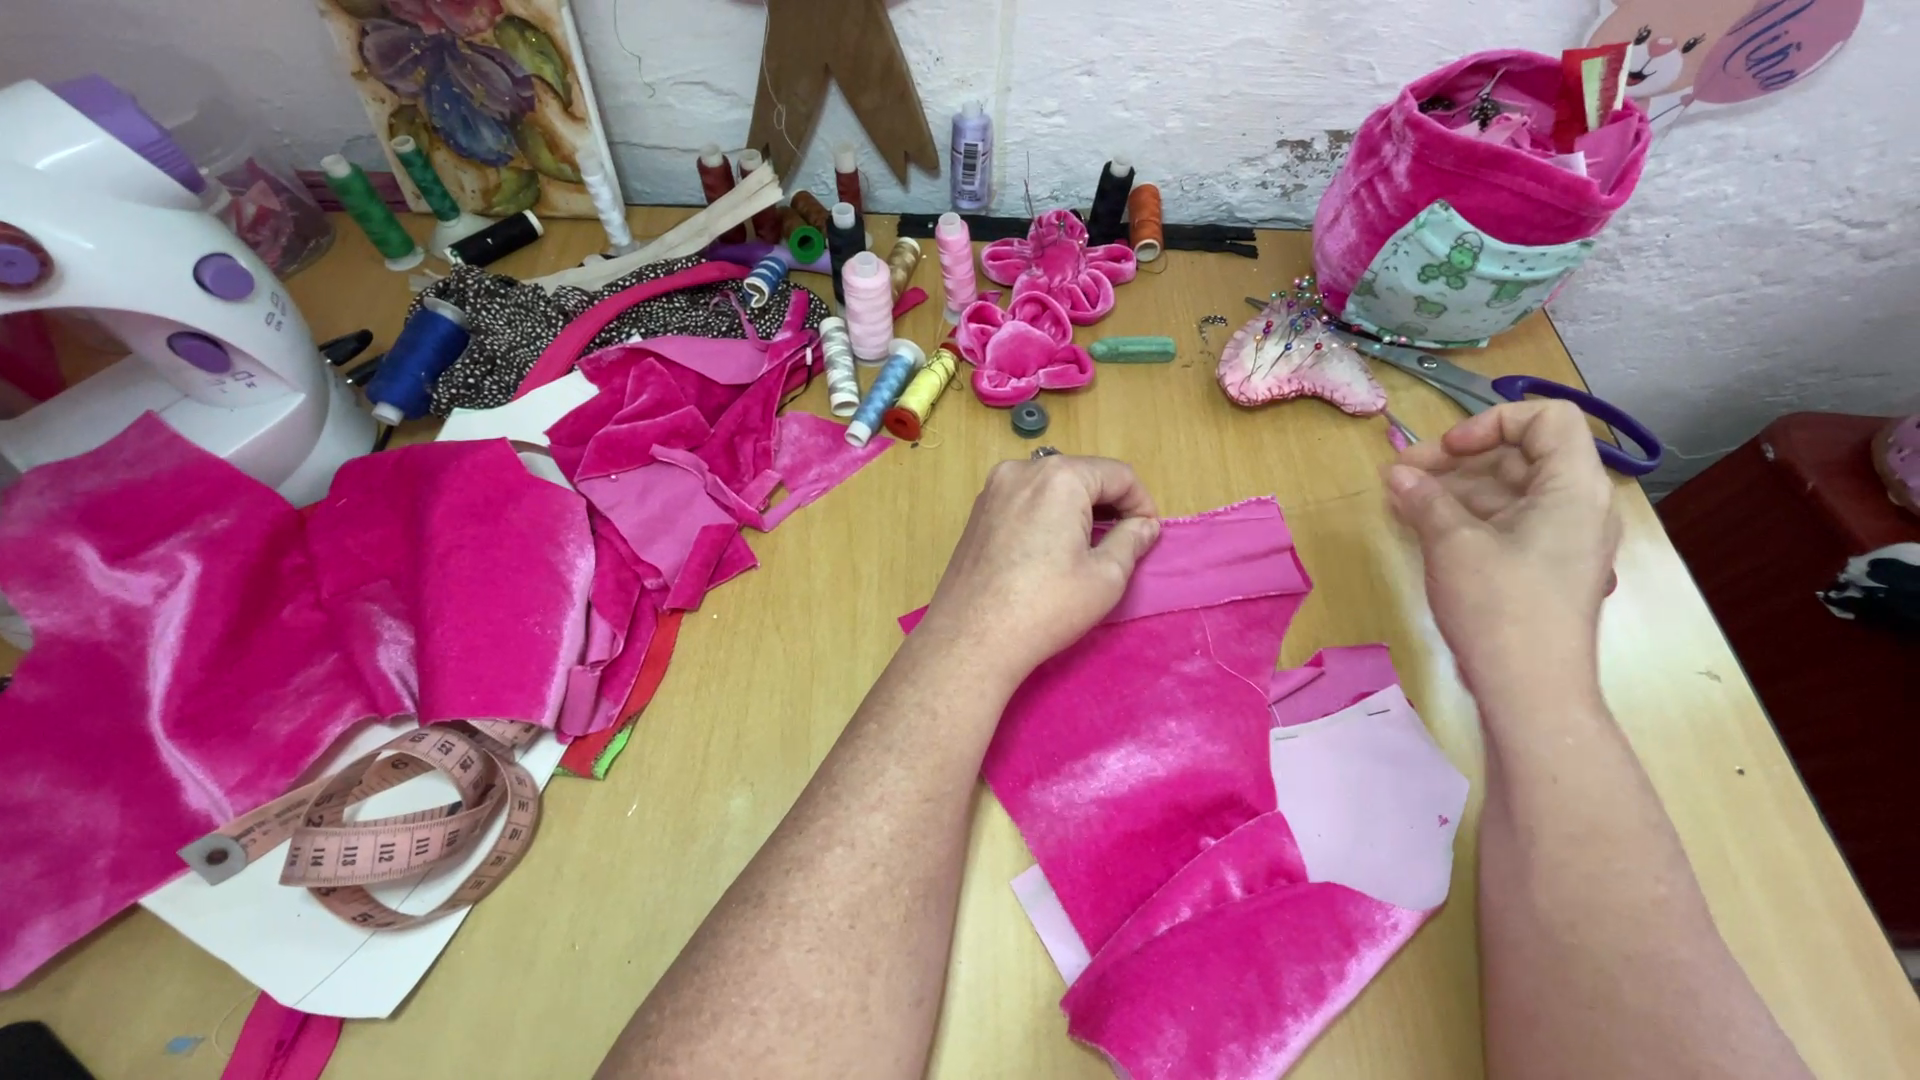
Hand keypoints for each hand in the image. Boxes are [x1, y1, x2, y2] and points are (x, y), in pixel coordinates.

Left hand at [916, 455, 1160, 687]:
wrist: (971, 638)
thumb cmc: (1046, 607)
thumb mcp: (1105, 577)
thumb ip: (1131, 540)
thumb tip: (1144, 526)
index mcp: (1059, 477)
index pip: (1118, 474)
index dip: (1141, 503)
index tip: (1147, 534)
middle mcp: (1021, 471)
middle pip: (1081, 475)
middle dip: (1108, 504)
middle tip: (1122, 542)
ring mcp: (993, 490)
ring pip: (1051, 486)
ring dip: (1077, 509)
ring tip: (1088, 548)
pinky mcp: (977, 513)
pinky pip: (1024, 501)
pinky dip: (1046, 516)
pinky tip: (1050, 551)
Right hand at [1385, 401, 1619, 700]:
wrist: (1531, 689)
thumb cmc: (1500, 606)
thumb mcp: (1453, 544)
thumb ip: (1425, 499)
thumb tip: (1397, 474)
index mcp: (1572, 488)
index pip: (1546, 420)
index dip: (1491, 424)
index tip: (1445, 452)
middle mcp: (1577, 506)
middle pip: (1520, 457)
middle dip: (1457, 460)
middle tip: (1400, 475)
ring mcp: (1561, 540)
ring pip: (1507, 493)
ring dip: (1453, 490)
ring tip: (1400, 502)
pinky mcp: (1543, 568)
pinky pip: (1505, 525)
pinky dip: (1465, 519)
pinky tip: (1421, 527)